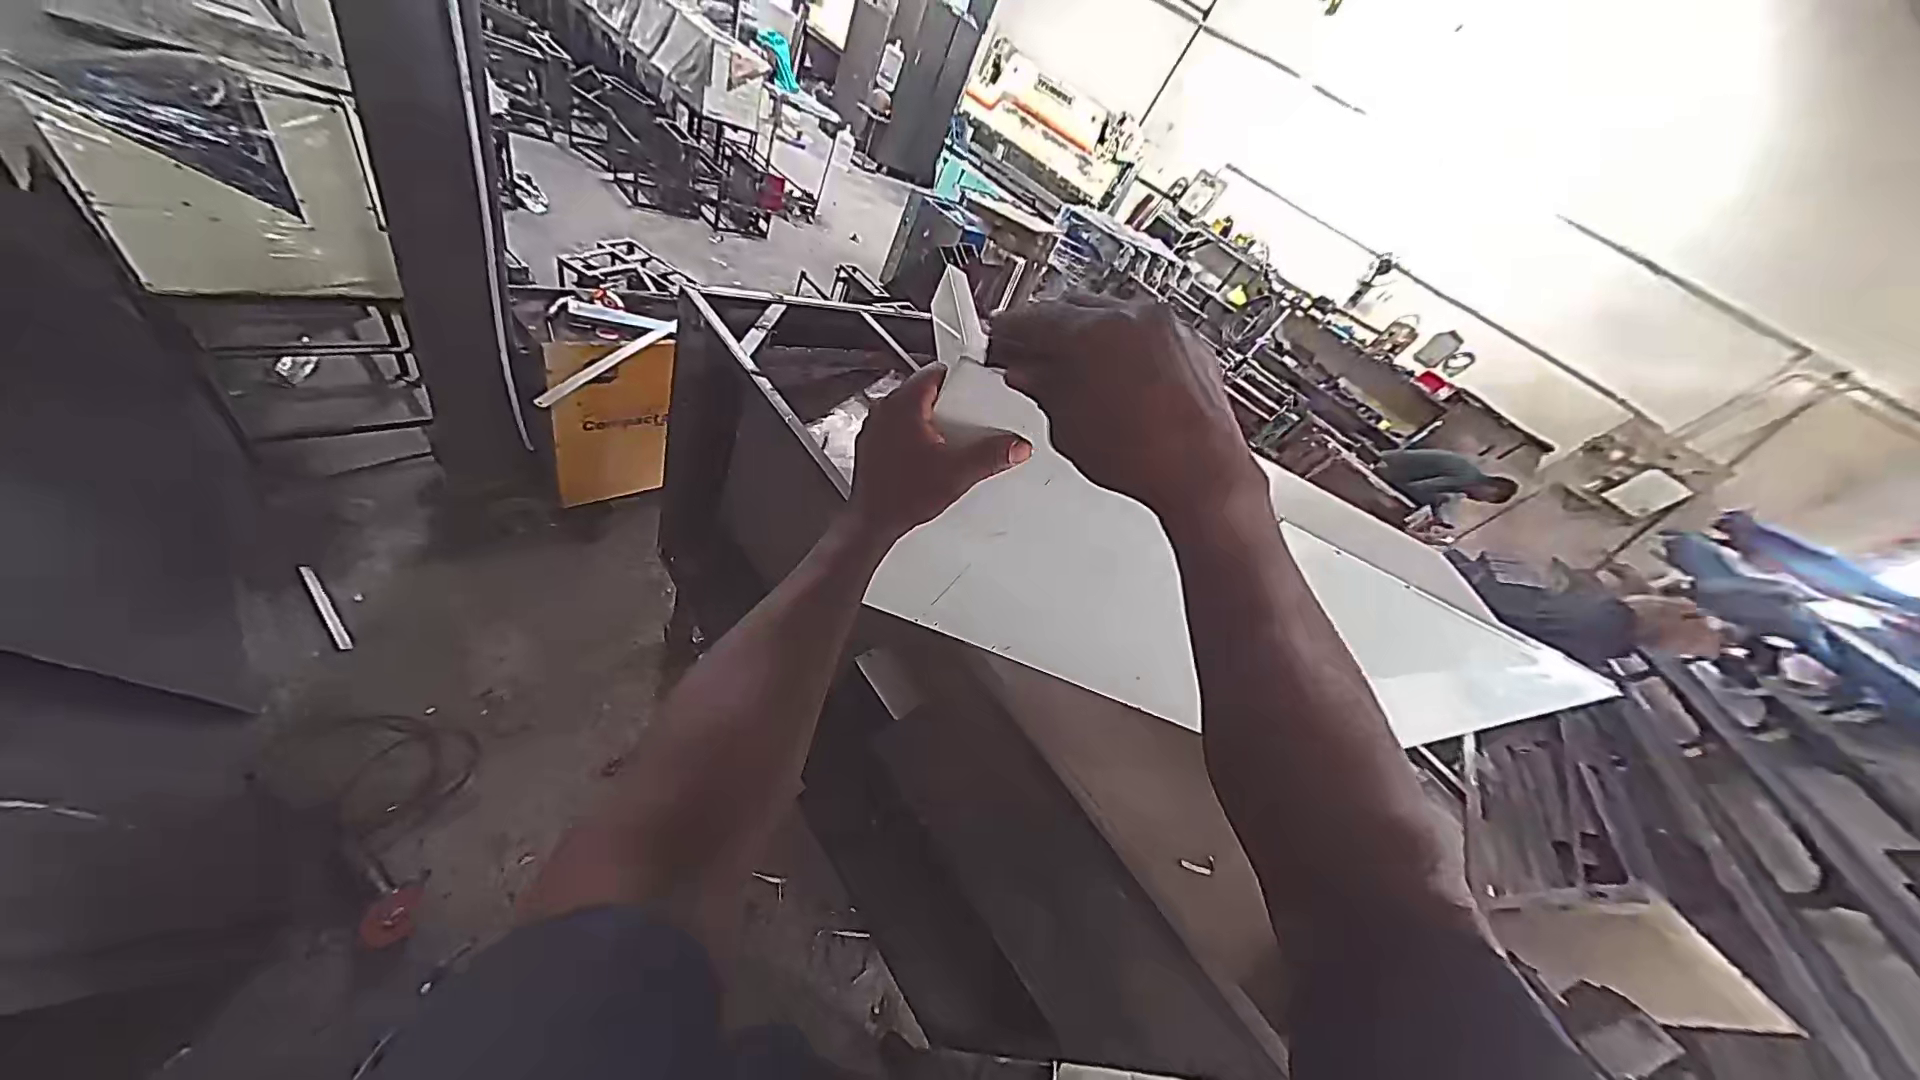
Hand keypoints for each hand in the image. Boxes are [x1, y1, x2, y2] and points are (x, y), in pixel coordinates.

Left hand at [847, 364, 1031, 541]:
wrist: (873, 522)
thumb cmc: (901, 498)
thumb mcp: (957, 473)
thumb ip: (991, 456)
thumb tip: (1015, 446)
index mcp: (902, 406)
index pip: (934, 373)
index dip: (958, 381)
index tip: (972, 391)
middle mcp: (884, 412)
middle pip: (922, 392)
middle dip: (946, 404)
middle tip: (965, 420)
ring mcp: (874, 429)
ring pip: (908, 411)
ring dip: (929, 421)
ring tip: (948, 440)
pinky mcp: (872, 447)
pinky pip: (897, 430)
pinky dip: (913, 436)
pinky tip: (928, 457)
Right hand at [990, 295, 1262, 518]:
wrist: (1202, 473)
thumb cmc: (1145, 457)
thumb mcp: (1070, 428)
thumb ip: (1043, 389)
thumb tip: (1029, 374)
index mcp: (1095, 332)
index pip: (1035, 319)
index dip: (1010, 333)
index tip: (1001, 342)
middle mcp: (1134, 317)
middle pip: (1073, 308)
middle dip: (1046, 329)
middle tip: (1028, 354)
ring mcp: (1166, 327)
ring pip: (1110, 314)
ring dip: (1084, 334)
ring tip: (1068, 367)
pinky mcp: (1188, 344)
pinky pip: (1142, 330)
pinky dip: (1118, 344)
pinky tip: (1108, 372)